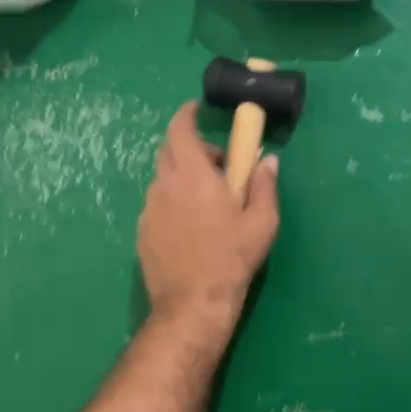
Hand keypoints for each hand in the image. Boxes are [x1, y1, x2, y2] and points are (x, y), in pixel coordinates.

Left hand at [137, 102, 279, 329]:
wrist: (193, 302)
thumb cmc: (233, 257)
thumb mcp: (262, 221)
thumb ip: (264, 185)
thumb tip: (268, 160)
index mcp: (194, 175)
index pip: (180, 129)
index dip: (186, 114)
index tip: (197, 109)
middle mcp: (165, 185)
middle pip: (169, 149)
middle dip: (191, 146)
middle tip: (218, 163)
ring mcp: (150, 208)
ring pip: (163, 178)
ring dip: (184, 176)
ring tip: (208, 200)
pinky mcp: (143, 230)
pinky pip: (158, 203)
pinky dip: (174, 201)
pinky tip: (193, 226)